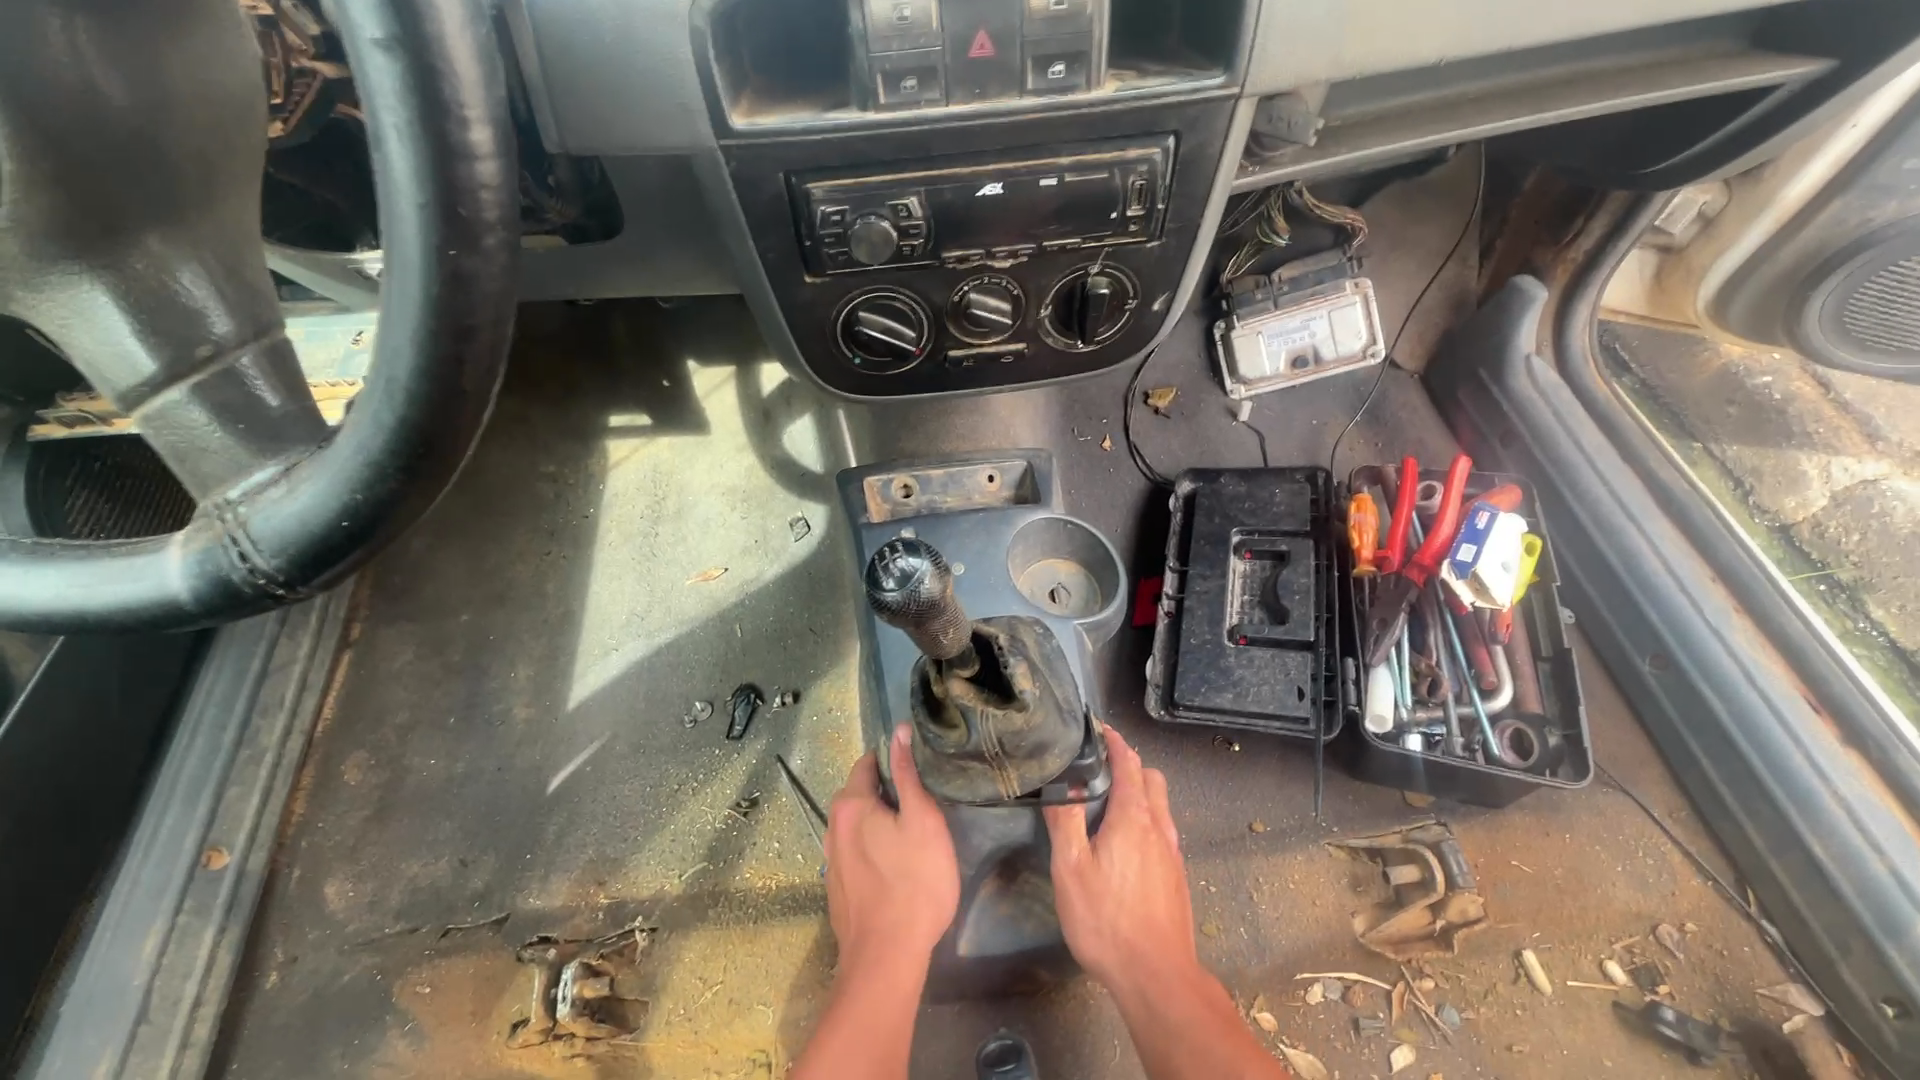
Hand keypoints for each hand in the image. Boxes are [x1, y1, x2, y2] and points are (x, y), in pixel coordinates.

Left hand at [823, 724, 960, 968]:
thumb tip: (900, 730)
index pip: (867, 763)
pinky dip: (872, 850)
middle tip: (921, 805)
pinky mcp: (837, 888)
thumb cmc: (913, 883)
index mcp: (850, 805)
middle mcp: (832, 827)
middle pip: (859, 794)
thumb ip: (908, 774)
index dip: (893, 761)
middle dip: (886, 793)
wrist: (885, 957)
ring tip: (911, 835)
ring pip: (856, 826)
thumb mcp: (923, 820)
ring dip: (878, 823)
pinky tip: (894, 867)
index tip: (919, 771)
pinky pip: (855, 853)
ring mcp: (831, 860)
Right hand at [1043, 725, 1194, 988]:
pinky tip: (1125, 844)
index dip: (1114, 742)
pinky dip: (1146, 819)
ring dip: (1139, 792)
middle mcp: (1159, 828)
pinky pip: (1162, 831)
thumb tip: (1062, 781)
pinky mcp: (1177, 876)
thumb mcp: (1071, 869)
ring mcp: (1172, 853)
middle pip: (1151, 779)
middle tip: (1099, 767)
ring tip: (1107, 803)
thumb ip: (1066, 820)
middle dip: (1129, 764)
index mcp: (1133, 818)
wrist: (1157, 975)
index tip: (1099, 729)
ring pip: (1160, 806)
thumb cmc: (1106, 920)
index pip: (1128, 763)